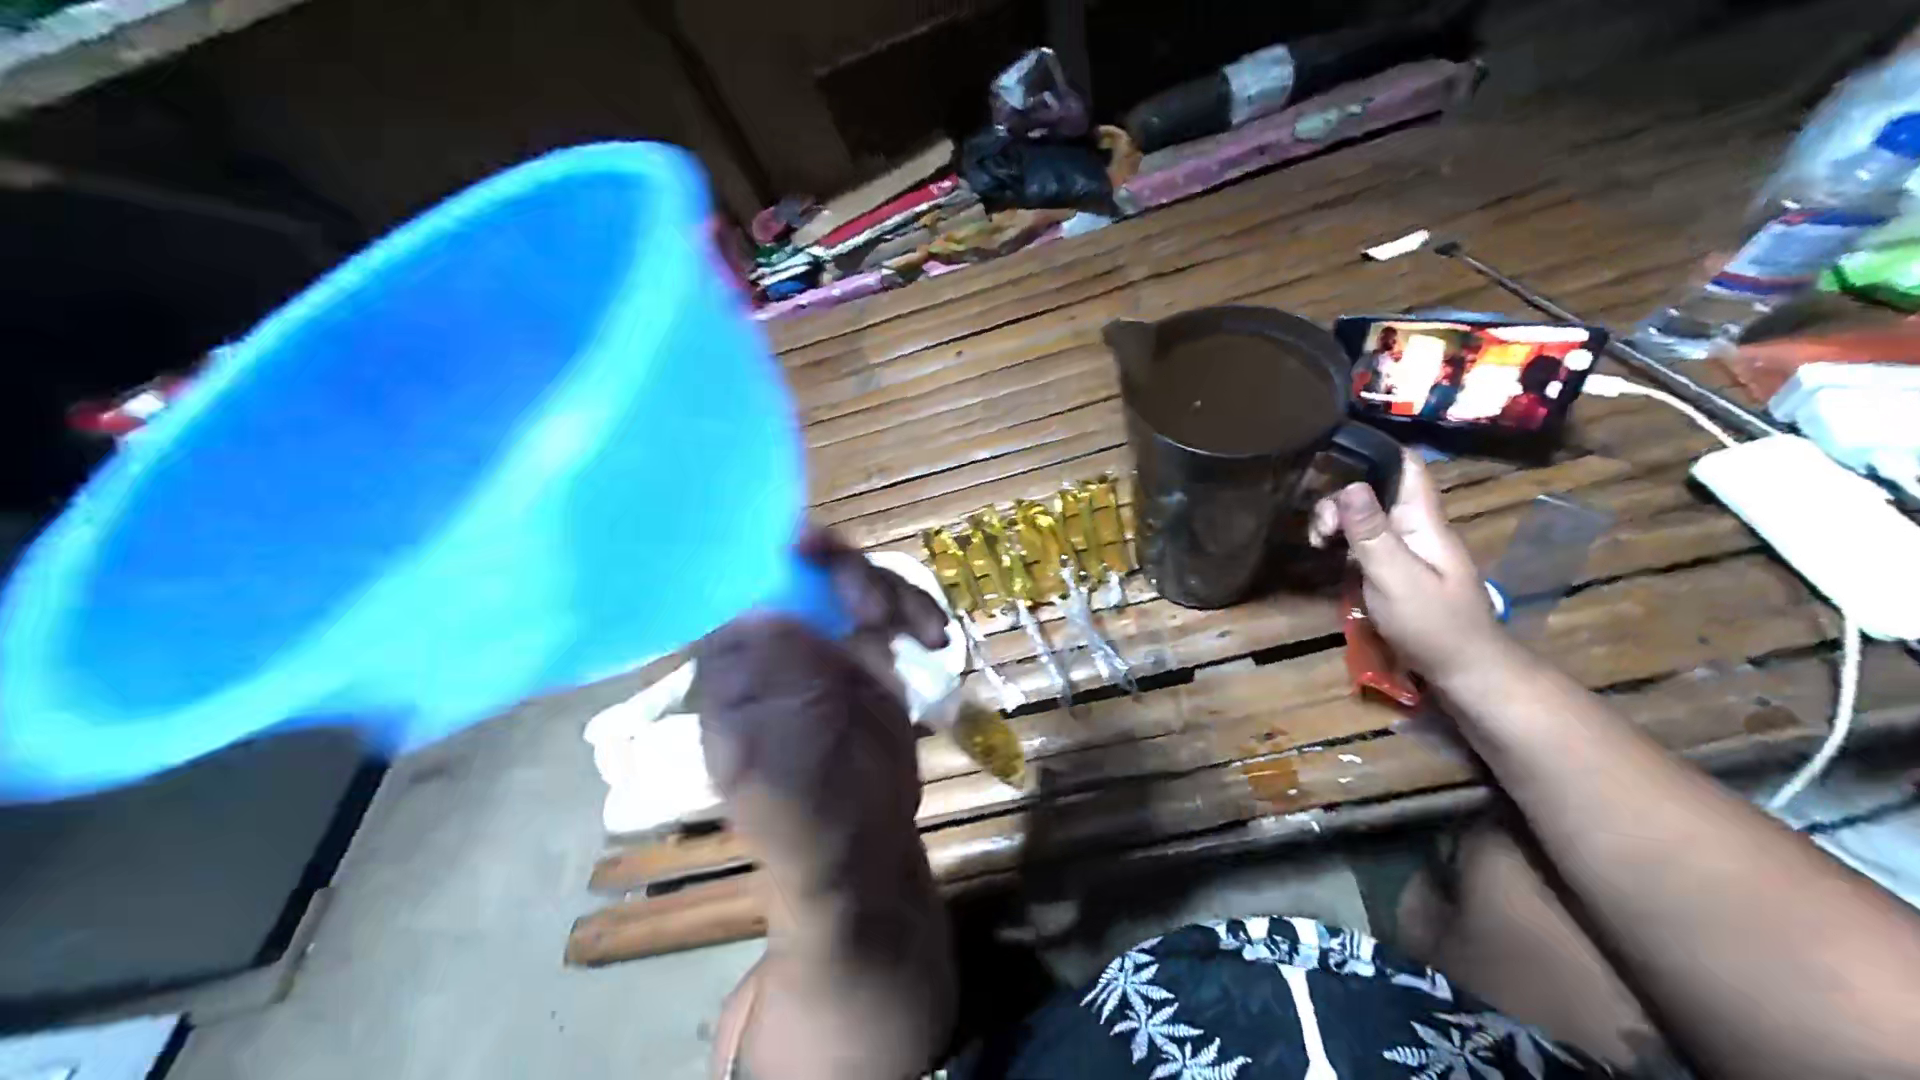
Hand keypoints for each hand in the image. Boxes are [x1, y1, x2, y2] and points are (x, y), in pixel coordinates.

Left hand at [696, 529, 948, 887]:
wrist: (863, 847)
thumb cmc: (802, 811)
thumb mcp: (775, 750)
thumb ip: (771, 678)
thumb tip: (763, 600)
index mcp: (736, 661)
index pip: (741, 584)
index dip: (770, 553)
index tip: (810, 546)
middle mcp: (778, 641)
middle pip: (804, 570)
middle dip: (845, 574)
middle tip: (875, 611)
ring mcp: (826, 644)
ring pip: (852, 582)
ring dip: (890, 592)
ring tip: (922, 631)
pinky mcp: (870, 655)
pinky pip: (892, 611)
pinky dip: (915, 614)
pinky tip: (934, 638)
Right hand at [1309, 450, 1503, 683]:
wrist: (1464, 671)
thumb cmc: (1434, 624)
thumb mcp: (1396, 578)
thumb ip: (1371, 533)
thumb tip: (1350, 485)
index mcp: (1422, 522)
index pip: (1406, 467)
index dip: (1375, 451)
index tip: (1332, 452)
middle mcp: (1414, 528)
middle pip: (1376, 491)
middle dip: (1340, 498)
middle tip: (1319, 530)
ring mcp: (1404, 550)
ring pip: (1365, 517)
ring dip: (1337, 521)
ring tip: (1317, 543)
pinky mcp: (1392, 570)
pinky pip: (1363, 541)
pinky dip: (1341, 541)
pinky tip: (1326, 554)